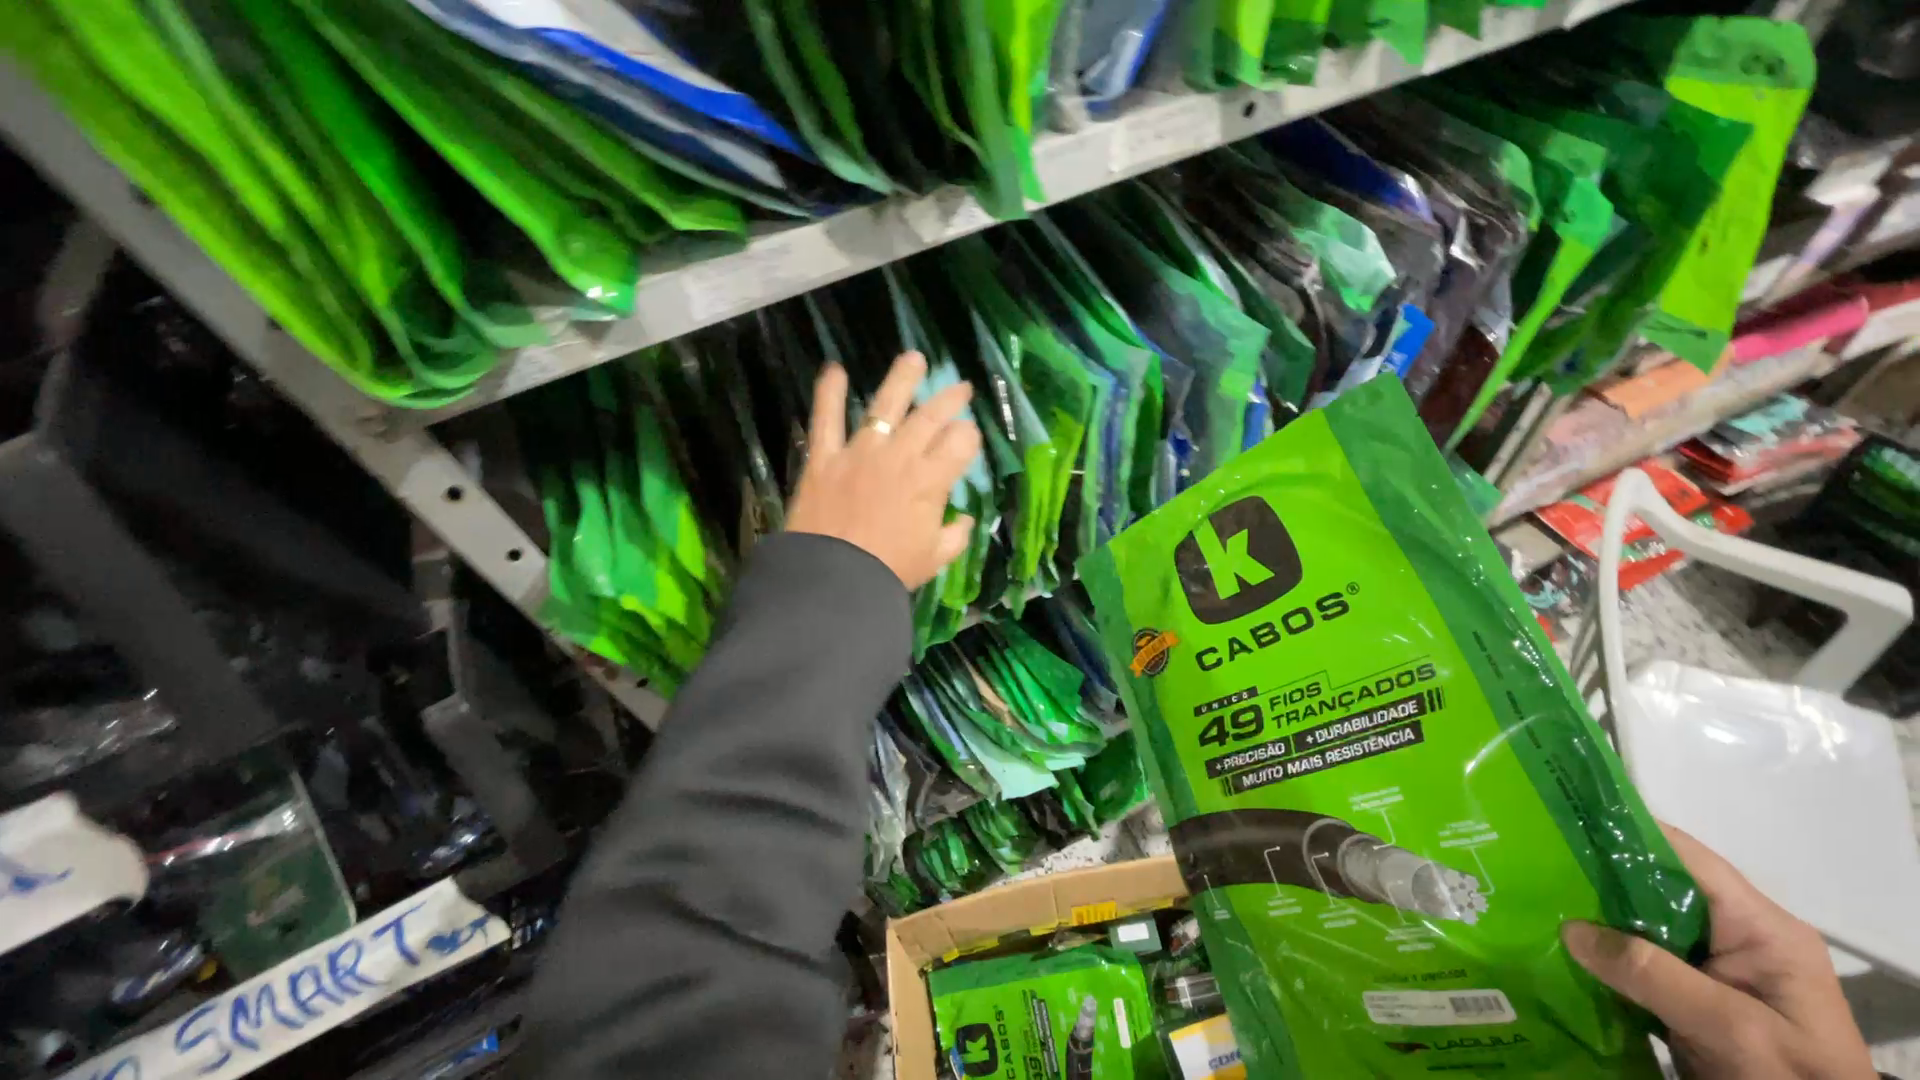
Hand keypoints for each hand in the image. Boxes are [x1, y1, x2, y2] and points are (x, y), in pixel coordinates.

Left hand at [785, 352, 980, 589]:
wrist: (833, 577)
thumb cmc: (889, 570)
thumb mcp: (934, 559)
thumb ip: (955, 536)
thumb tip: (963, 520)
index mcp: (931, 480)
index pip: (960, 443)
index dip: (969, 437)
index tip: (969, 437)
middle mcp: (900, 456)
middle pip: (931, 417)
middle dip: (950, 399)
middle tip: (961, 387)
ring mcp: (860, 451)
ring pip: (885, 405)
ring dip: (902, 379)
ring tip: (914, 358)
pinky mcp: (825, 457)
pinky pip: (826, 418)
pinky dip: (830, 393)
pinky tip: (835, 370)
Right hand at [1562, 825, 1875, 1079]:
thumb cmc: (1791, 1078)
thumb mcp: (1731, 1028)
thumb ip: (1653, 975)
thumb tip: (1571, 930)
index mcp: (1761, 927)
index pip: (1684, 857)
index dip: (1624, 834)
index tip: (1561, 822)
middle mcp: (1737, 935)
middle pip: (1655, 886)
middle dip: (1596, 876)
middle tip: (1532, 864)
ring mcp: (1714, 967)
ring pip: (1640, 922)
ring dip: (1593, 917)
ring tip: (1534, 901)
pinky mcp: (1693, 995)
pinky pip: (1638, 958)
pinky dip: (1601, 953)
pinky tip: (1561, 948)